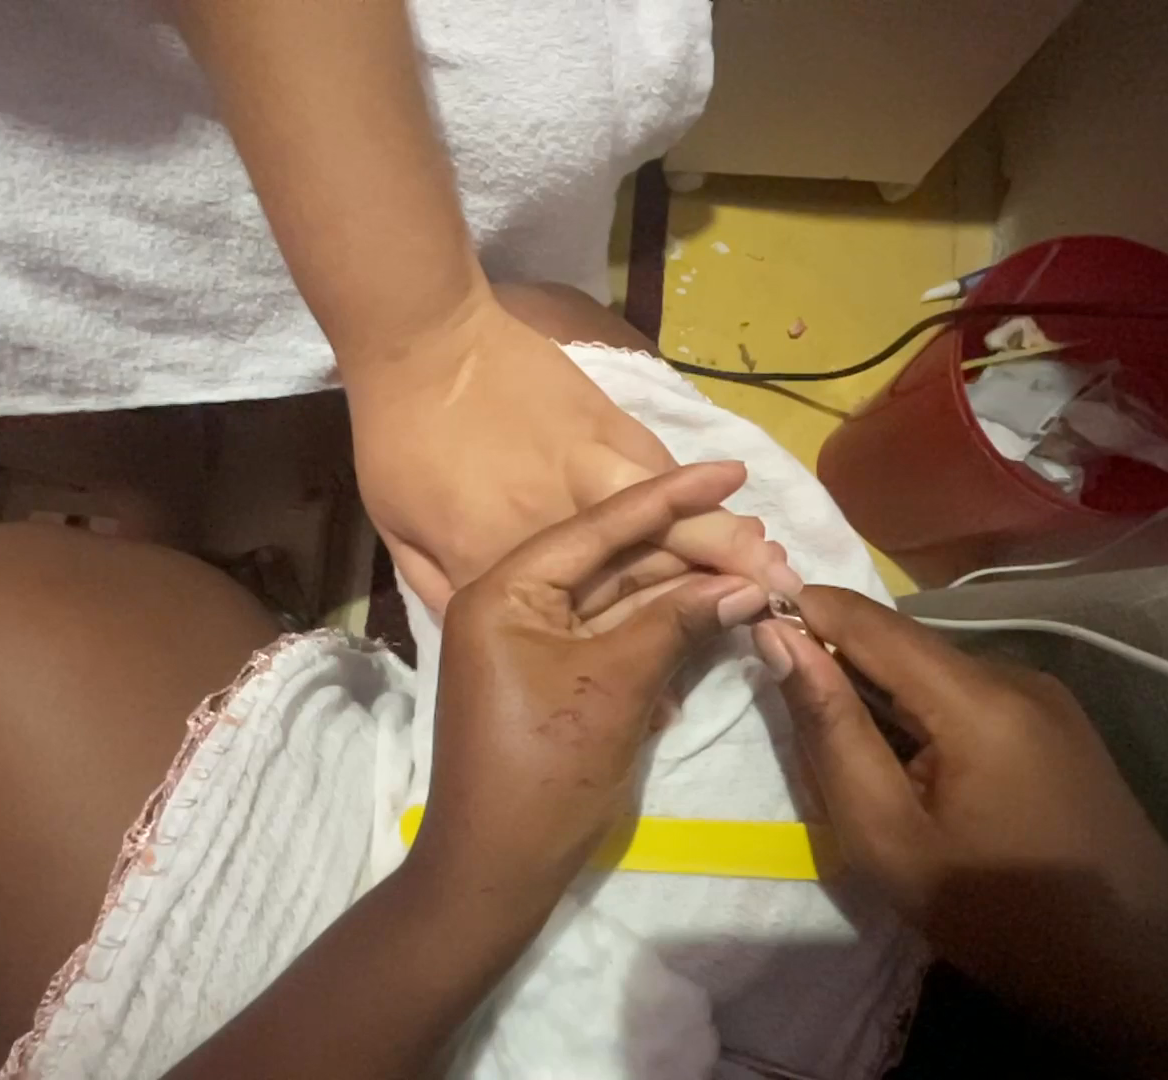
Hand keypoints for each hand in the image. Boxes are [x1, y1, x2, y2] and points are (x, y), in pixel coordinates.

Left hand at [347, 299, 797, 612]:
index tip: (678, 698)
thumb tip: (495, 634)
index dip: (634, 655)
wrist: (420, 339)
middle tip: (770, 608)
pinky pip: (656, 471)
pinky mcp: (606, 427)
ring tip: (770, 563)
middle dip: (710, 588)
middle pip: (646, 566)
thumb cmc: (398, 441)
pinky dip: (691, 497)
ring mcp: (587, 470)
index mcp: (499, 557)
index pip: (577, 618)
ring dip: (721, 542)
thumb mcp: (397, 531)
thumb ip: (440, 588)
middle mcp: (557, 520)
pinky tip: (726, 508)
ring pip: (665, 521)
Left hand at [412, 462, 770, 900]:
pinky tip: (714, 615)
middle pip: (614, 560)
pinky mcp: (556, 670)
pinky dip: (660, 629)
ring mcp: (535, 637)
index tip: (733, 469)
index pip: (600, 527)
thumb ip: (676, 623)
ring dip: (682, 591)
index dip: (671, 496)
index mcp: (506, 587)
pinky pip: (613, 634)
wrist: (495, 868)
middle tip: (763, 546)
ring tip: (753, 577)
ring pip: (619, 598)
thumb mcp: (614, 686)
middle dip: (688, 554)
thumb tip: (746, 585)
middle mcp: (515, 599)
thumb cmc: (543, 771)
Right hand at [751, 588, 1167, 994]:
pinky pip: (958, 690)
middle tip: (788, 704)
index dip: (804, 608)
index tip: (749, 615)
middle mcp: (1014, 674)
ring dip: (873, 687)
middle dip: (835, 657)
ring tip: (843, 742)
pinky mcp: (1052, 720)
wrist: (1147, 982)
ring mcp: (1042, 696)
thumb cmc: (998, 915)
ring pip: (927, 666)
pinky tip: (902, 757)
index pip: (868, 621)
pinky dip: (912, 707)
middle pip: (899, 642)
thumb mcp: (885, 832)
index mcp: (977, 699)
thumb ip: (829, 727)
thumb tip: (778, 640)